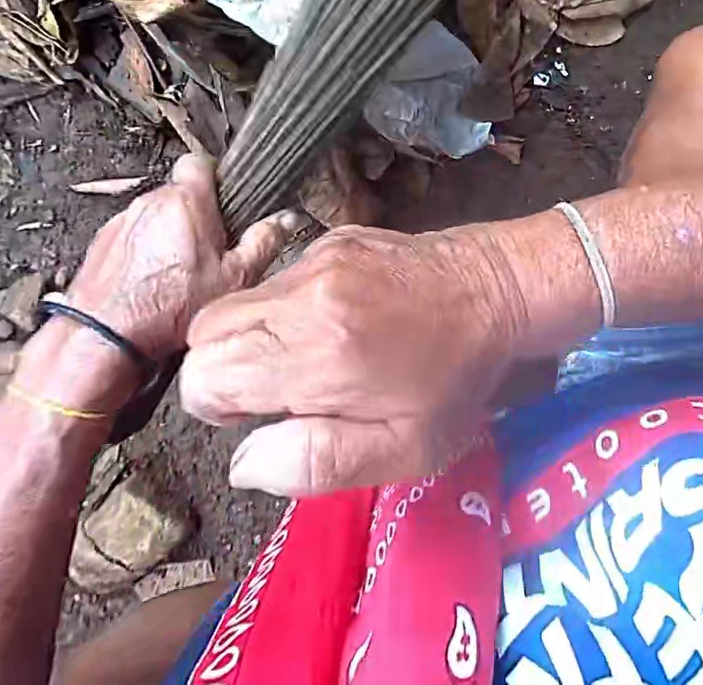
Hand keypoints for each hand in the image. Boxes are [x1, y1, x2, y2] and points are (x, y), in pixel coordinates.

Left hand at [60, 155, 306, 360]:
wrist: (102, 339)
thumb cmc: (168, 309)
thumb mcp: (236, 277)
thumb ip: (265, 241)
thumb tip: (286, 220)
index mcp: (186, 201)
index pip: (201, 162)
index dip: (217, 176)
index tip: (227, 198)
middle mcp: (150, 203)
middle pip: (181, 193)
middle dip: (199, 213)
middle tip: (215, 246)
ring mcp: (122, 224)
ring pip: (157, 216)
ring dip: (171, 233)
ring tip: (184, 271)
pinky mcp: (102, 245)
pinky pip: (134, 237)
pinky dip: (146, 253)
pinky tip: (157, 282)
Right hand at [179, 225, 521, 495]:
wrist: (499, 288)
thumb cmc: (457, 377)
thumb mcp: (403, 447)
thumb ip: (314, 462)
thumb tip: (243, 460)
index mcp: (317, 349)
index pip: (203, 374)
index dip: (224, 406)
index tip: (274, 412)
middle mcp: (307, 291)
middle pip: (207, 332)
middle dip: (230, 370)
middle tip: (291, 387)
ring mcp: (321, 256)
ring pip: (241, 301)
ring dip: (260, 336)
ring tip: (319, 354)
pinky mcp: (338, 238)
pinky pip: (282, 278)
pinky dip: (291, 306)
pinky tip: (345, 317)